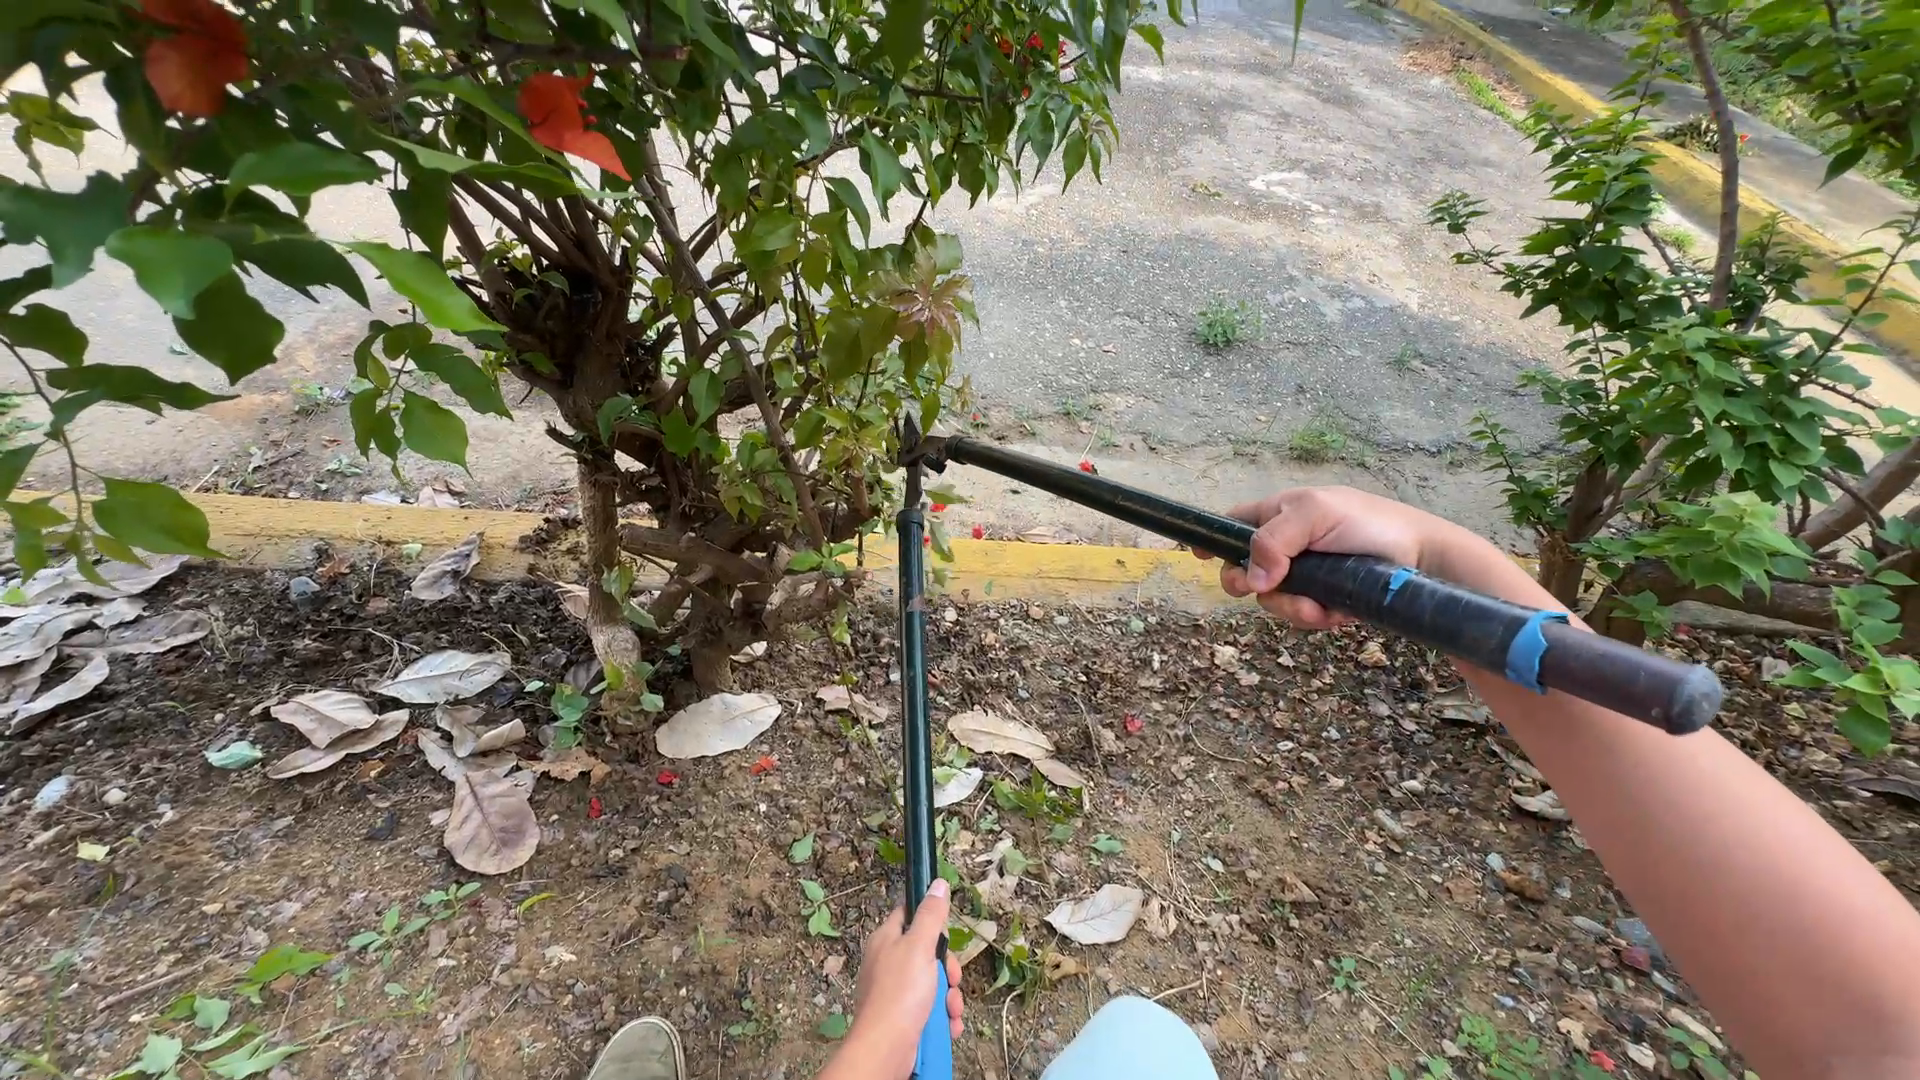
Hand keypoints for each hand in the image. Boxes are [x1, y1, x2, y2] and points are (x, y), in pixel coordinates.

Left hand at [833, 879, 963, 1079]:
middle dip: (947, 971)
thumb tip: (937, 883)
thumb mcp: (919, 946)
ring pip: (933, 984)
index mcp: (886, 939)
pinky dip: (942, 1019)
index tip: (943, 936)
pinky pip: (930, 1010)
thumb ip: (930, 915)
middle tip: (952, 981)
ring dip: (949, 999)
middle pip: (927, 953)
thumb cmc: (900, 993)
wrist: (885, 1051)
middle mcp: (889, 962)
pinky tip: (948, 1027)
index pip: (909, 915)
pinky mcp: (904, 1018)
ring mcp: (896, 992)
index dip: (930, 922)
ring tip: (951, 1011)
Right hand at [1195, 486, 1501, 626]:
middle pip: (1241, 569)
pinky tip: (1335, 614)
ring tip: (1318, 610)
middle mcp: (1284, 546)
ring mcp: (1302, 575)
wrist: (1425, 559)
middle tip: (1264, 588)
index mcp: (1277, 514)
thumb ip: (1274, 540)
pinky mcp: (1321, 600)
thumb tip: (1250, 578)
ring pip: (1269, 598)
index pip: (1232, 524)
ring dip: (1289, 607)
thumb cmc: (1369, 524)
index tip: (1197, 555)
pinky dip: (1312, 618)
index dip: (1212, 539)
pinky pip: (1298, 615)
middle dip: (1247, 585)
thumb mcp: (1316, 514)